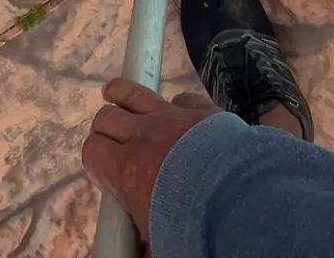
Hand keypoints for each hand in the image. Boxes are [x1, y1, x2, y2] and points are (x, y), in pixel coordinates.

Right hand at [82, 78, 221, 237]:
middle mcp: (143, 135)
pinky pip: (180, 98)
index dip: (95, 159)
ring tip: (113, 92)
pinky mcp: (201, 108)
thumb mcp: (160, 245)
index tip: (104, 170)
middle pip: (107, 116)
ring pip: (134, 92)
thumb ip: (143, 243)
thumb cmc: (194, 228)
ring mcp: (172, 116)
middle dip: (105, 127)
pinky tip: (178, 111)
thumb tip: (141, 251)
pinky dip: (177, 105)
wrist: (240, 200)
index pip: (92, 151)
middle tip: (110, 137)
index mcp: (127, 170)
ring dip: (121, 93)